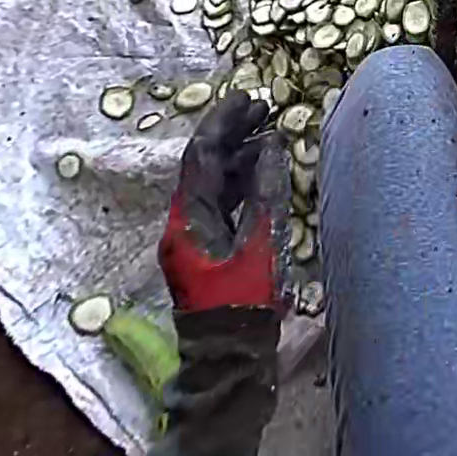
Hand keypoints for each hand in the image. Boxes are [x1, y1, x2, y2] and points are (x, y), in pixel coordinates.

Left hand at [158, 91, 287, 312]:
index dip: (223, 122)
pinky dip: (243, 177)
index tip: (246, 98)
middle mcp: (185, 220)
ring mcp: (195, 232)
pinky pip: (223, 198)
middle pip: (206, 164)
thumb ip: (266, 191)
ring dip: (240, 153)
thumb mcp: (260, 244)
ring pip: (215, 179)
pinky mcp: (208, 244)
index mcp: (188, 218)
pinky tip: (265, 166)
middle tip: (262, 108)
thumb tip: (271, 145)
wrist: (229, 359)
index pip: (202, 155)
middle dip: (232, 133)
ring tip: (269, 131)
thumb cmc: (244, 304)